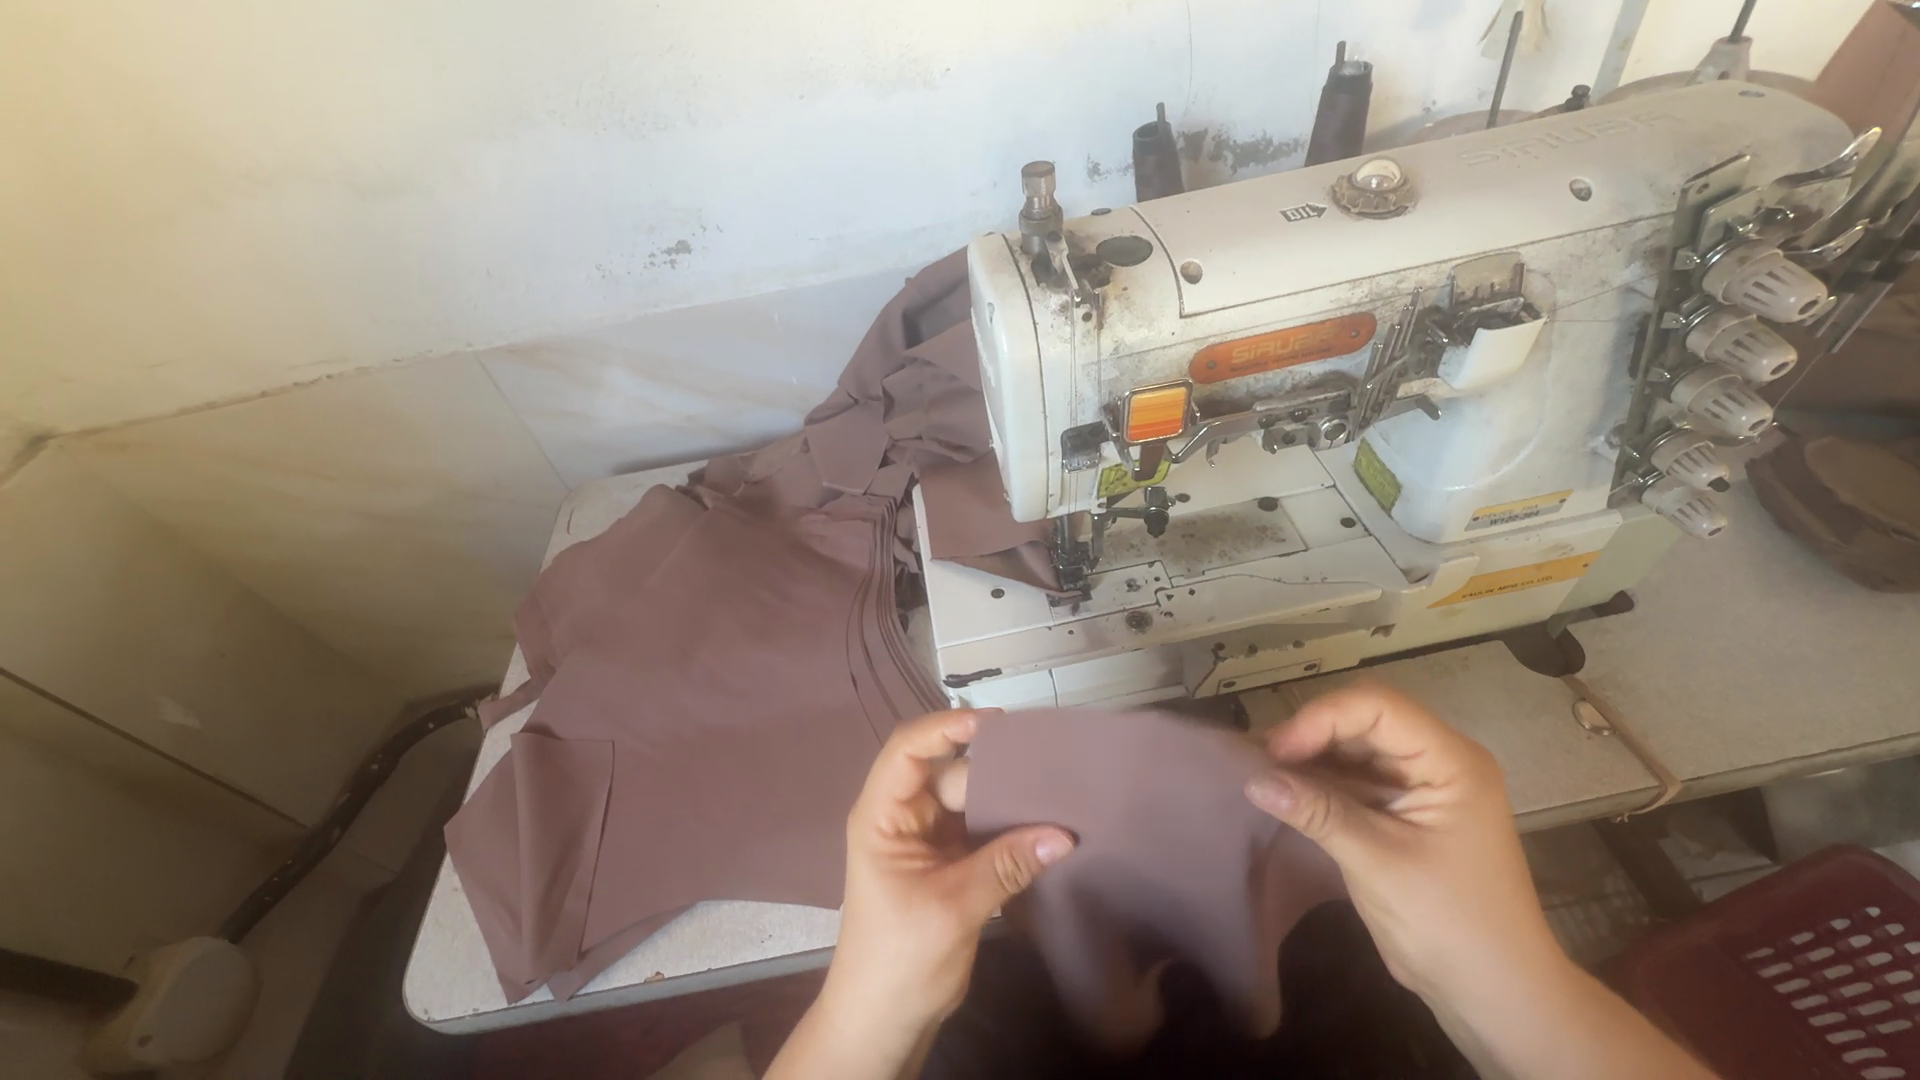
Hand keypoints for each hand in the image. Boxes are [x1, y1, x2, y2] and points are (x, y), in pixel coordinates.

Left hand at [769, 710, 1073, 1079]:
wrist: (886, 1021)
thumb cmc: (899, 959)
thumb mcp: (954, 908)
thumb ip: (1007, 865)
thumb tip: (1066, 834)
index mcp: (882, 816)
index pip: (908, 750)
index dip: (946, 727)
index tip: (995, 722)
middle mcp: (904, 817)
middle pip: (949, 772)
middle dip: (994, 767)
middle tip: (1046, 760)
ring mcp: (928, 839)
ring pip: (970, 799)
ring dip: (1007, 798)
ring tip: (1055, 788)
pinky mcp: (950, 862)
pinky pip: (982, 829)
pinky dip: (1010, 826)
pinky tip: (1046, 824)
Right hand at [1244, 683, 1717, 1079]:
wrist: (1494, 993)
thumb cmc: (1451, 923)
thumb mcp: (1380, 864)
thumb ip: (1318, 813)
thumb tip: (1253, 780)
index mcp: (1451, 762)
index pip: (1377, 708)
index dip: (1321, 718)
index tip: (1276, 751)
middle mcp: (1436, 760)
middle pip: (1363, 718)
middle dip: (1311, 732)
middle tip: (1263, 760)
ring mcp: (1418, 785)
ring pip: (1352, 746)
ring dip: (1309, 756)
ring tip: (1263, 772)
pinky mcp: (1398, 809)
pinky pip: (1351, 777)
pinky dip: (1316, 780)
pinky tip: (1283, 791)